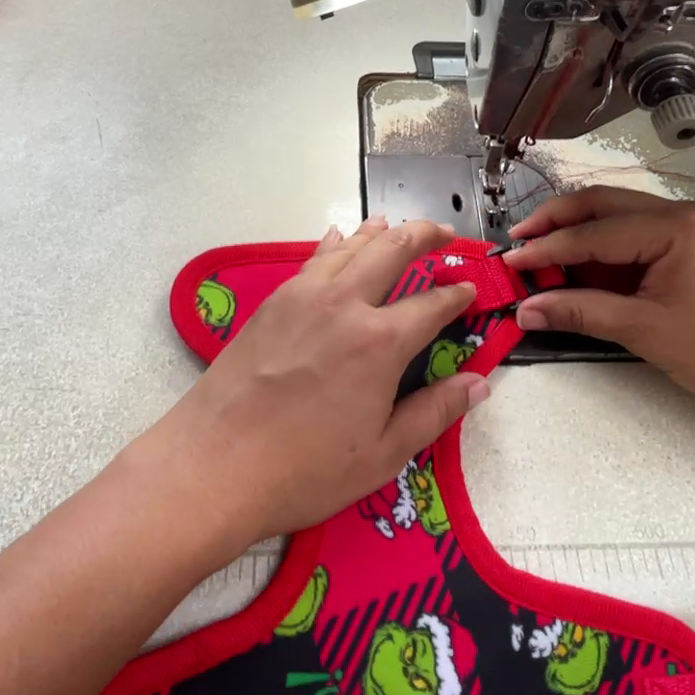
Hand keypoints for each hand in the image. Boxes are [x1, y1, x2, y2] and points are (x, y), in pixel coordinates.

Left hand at [130, 218, 490, 545]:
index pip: (432, 305)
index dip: (457, 295)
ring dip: (380, 232)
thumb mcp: (383, 453)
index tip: (471, 288)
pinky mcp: (273, 302)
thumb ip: (434, 412)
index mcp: (380, 342)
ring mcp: (303, 297)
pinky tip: (339, 238)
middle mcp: (345, 304)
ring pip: (350, 246)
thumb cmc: (304, 470)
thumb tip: (479, 384)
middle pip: (393, 251)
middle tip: (445, 234)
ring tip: (396, 224)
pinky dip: (335, 243)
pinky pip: (313, 259)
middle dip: (425, 236)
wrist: (214, 464)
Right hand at [500, 187, 694, 426]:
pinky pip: (640, 237)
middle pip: (603, 205)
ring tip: (544, 261)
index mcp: (674, 226)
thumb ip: (580, 312)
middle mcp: (684, 212)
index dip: (545, 249)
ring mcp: (694, 226)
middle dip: (557, 223)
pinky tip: (585, 271)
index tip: (507, 263)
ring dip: (581, 236)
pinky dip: (608, 251)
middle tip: (518, 244)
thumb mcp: (645, 331)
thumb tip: (526, 311)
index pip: (593, 232)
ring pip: (620, 217)